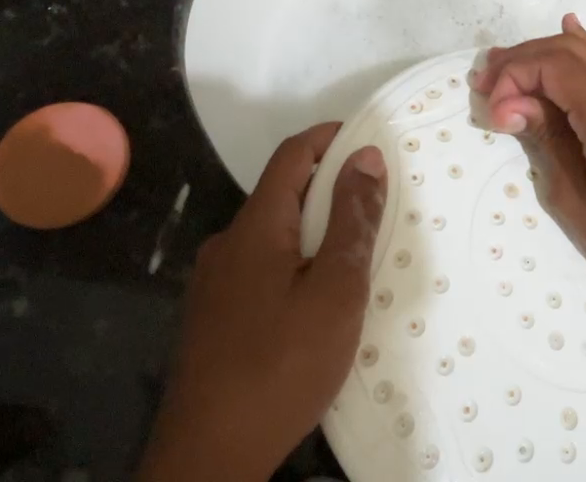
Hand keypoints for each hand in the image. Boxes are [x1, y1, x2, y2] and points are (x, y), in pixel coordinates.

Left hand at [137, 123, 386, 481]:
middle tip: (377, 208)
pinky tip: (315, 303)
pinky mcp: (212, 319)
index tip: (370, 140)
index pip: (292, 154)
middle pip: (282, 193)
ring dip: (313, 232)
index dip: (331, 136)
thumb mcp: (335, 290)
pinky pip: (260, 269)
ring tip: (354, 259)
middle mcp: (226, 245)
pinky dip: (294, 264)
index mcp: (254, 227)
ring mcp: (213, 284)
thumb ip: (352, 221)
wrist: (208, 459)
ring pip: (272, 235)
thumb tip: (365, 156)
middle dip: (330, 189)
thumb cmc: (281, 365)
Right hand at [470, 14, 585, 323]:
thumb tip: (510, 104)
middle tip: (486, 83)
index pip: (554, 65)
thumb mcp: (575, 199)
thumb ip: (545, 139)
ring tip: (506, 74)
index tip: (490, 109)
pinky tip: (569, 29)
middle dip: (523, 60)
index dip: (514, 76)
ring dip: (547, 59)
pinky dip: (580, 59)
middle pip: (570, 50)